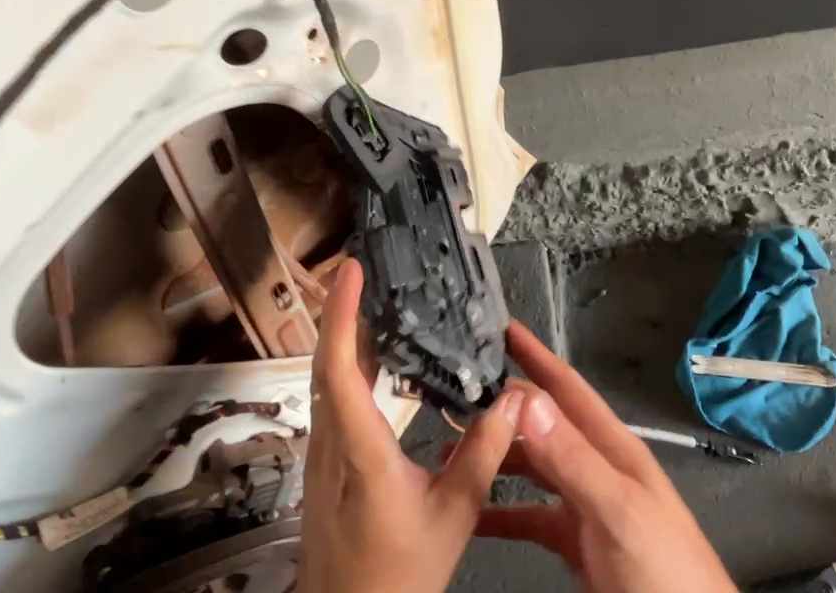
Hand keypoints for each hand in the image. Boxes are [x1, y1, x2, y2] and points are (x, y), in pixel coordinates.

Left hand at [298, 259, 524, 592]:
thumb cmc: (398, 573)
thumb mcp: (453, 515)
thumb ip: (483, 453)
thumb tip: (515, 401)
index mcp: (359, 451)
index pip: (341, 370)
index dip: (342, 316)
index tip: (349, 274)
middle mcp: (330, 444)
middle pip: (327, 364)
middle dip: (340, 311)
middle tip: (362, 272)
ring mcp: (320, 454)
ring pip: (326, 381)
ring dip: (344, 337)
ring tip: (372, 303)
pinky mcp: (323, 463)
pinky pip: (332, 400)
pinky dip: (348, 367)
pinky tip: (374, 361)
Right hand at [474, 322, 735, 592]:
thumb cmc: (664, 568)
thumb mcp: (617, 509)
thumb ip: (573, 458)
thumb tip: (526, 400)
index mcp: (612, 449)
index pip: (567, 389)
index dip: (536, 356)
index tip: (501, 327)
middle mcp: (597, 467)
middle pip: (543, 425)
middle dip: (504, 407)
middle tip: (457, 395)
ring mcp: (587, 504)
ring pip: (533, 468)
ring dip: (496, 459)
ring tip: (452, 453)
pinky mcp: (577, 541)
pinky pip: (531, 516)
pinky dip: (500, 512)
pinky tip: (471, 514)